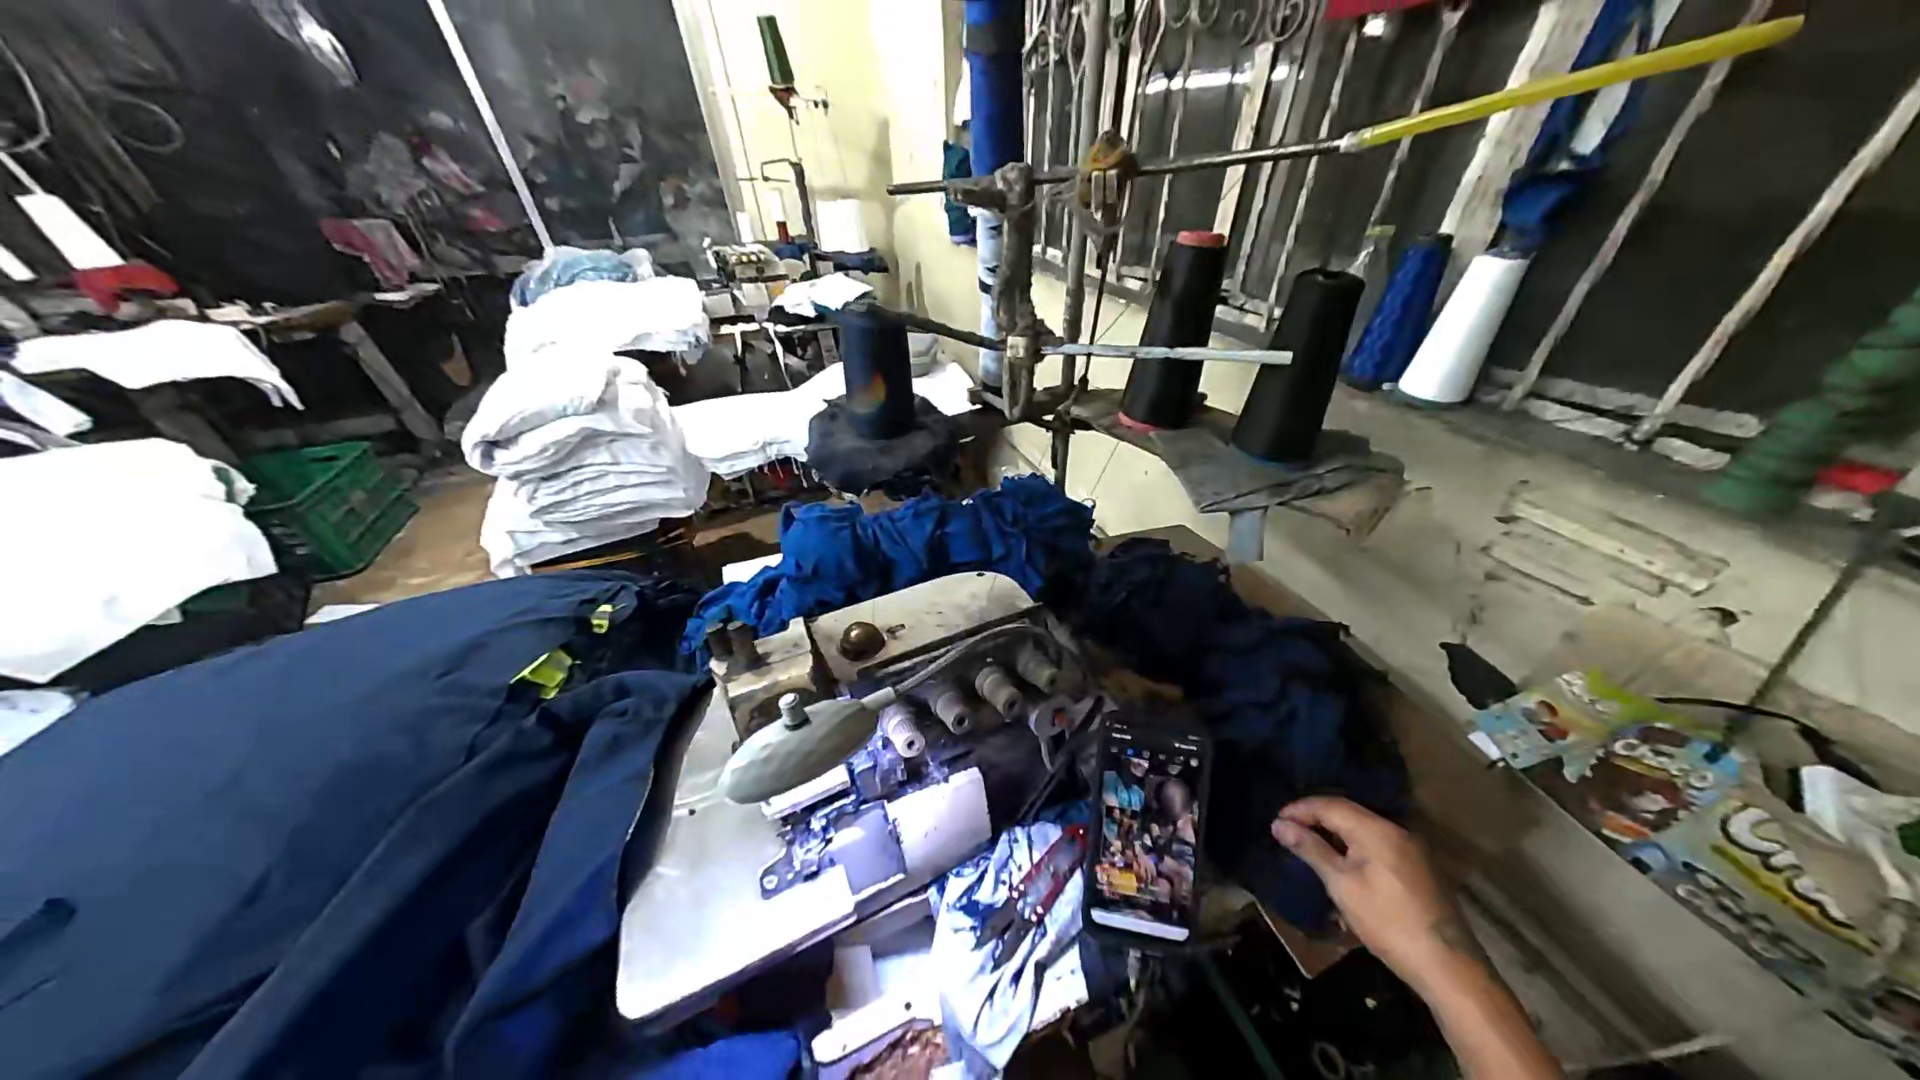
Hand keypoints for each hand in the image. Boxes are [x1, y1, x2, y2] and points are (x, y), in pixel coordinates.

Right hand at [1271, 796, 1479, 991]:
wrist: (1449, 967)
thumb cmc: (1387, 922)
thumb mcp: (1341, 884)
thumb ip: (1310, 849)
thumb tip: (1278, 824)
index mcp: (1377, 830)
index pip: (1330, 805)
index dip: (1299, 809)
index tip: (1275, 821)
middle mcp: (1396, 831)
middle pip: (1347, 813)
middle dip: (1315, 818)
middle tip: (1288, 831)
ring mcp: (1411, 850)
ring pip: (1363, 829)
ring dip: (1334, 833)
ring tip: (1309, 845)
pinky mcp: (1418, 869)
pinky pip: (1377, 844)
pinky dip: (1353, 846)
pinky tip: (1341, 862)